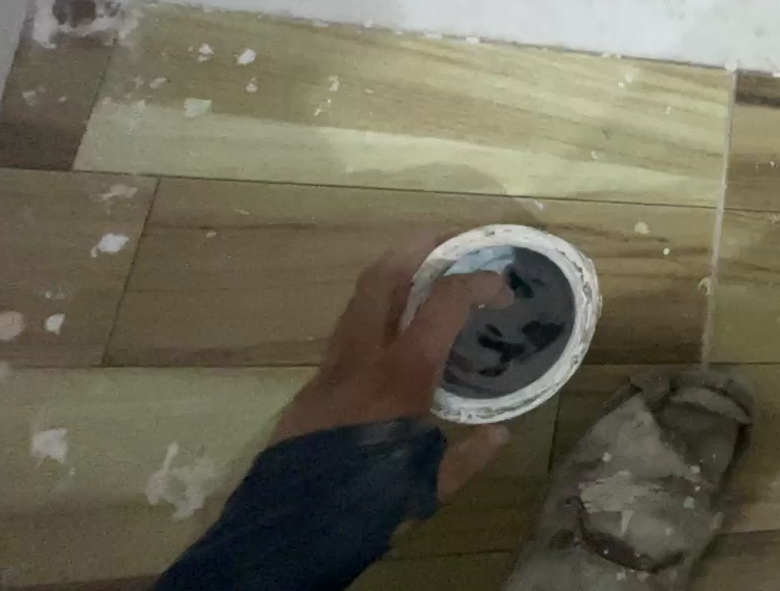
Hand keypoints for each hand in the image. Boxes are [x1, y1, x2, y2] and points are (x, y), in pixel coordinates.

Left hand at [270, 233, 513, 501]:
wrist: (275, 541)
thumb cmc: (361, 505)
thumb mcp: (428, 487)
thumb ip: (469, 455)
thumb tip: (501, 433)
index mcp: (401, 373)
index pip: (445, 301)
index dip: (479, 281)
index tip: (503, 286)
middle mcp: (362, 357)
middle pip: (383, 278)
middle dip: (419, 246)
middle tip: (452, 238)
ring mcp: (330, 368)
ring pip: (359, 299)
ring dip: (394, 272)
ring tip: (427, 270)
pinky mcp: (312, 386)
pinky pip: (349, 329)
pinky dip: (378, 310)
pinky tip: (397, 330)